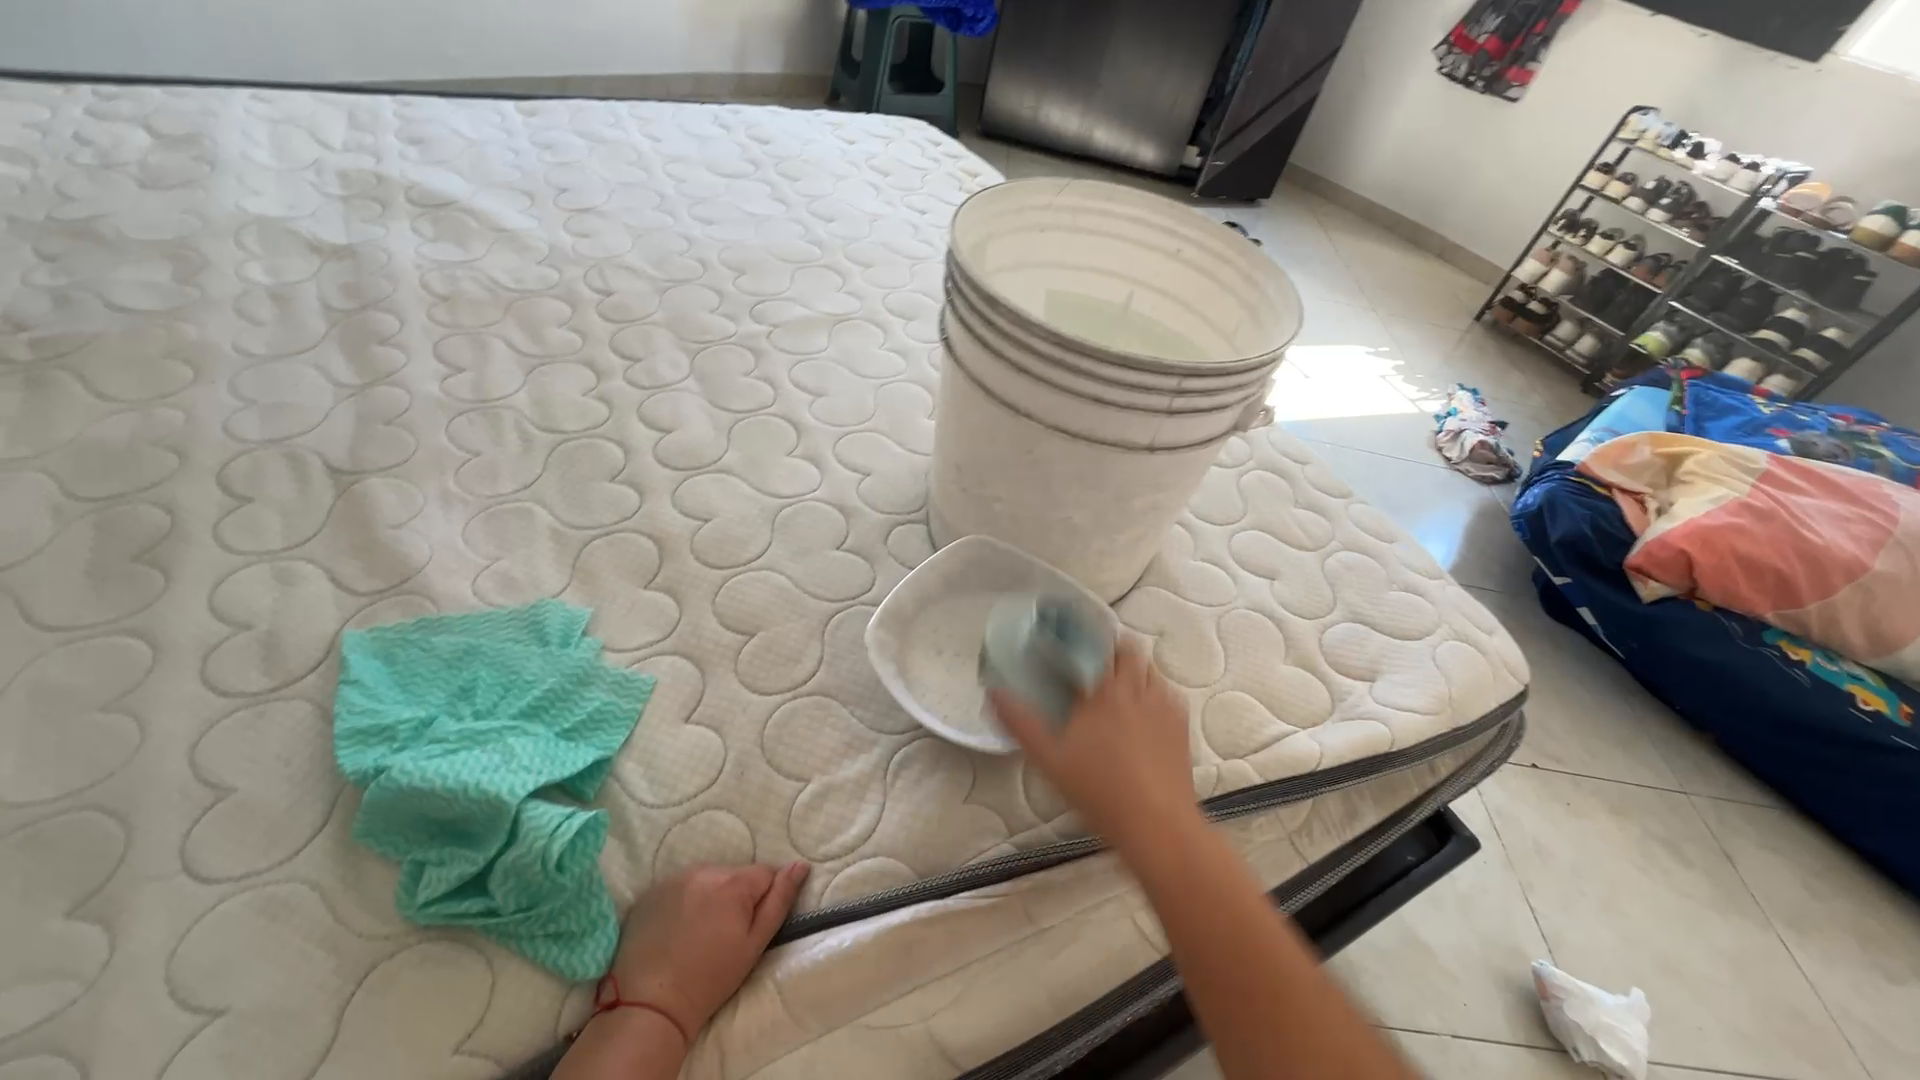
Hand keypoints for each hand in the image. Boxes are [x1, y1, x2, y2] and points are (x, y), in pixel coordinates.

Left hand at [608, 862, 809, 1038]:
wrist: (651, 1003)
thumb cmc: (711, 978)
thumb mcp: (755, 943)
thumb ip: (780, 900)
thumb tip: (800, 865)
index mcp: (733, 882)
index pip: (765, 873)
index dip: (765, 899)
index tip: (749, 927)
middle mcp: (704, 870)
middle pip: (735, 874)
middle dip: (737, 896)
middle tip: (726, 933)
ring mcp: (674, 879)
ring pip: (708, 879)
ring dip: (712, 896)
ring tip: (701, 932)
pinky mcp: (651, 891)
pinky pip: (682, 886)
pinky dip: (686, 900)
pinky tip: (679, 928)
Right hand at [990, 643, 1198, 852]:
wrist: (1157, 824)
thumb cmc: (1099, 791)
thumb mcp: (1049, 760)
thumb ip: (1020, 722)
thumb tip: (993, 691)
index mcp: (1105, 691)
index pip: (1101, 646)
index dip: (1089, 640)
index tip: (1075, 644)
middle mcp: (1139, 690)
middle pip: (1131, 651)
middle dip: (1115, 652)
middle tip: (1096, 666)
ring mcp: (1165, 706)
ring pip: (1152, 670)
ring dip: (1136, 670)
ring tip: (1119, 689)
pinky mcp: (1182, 726)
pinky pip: (1168, 694)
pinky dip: (1155, 693)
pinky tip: (1143, 714)